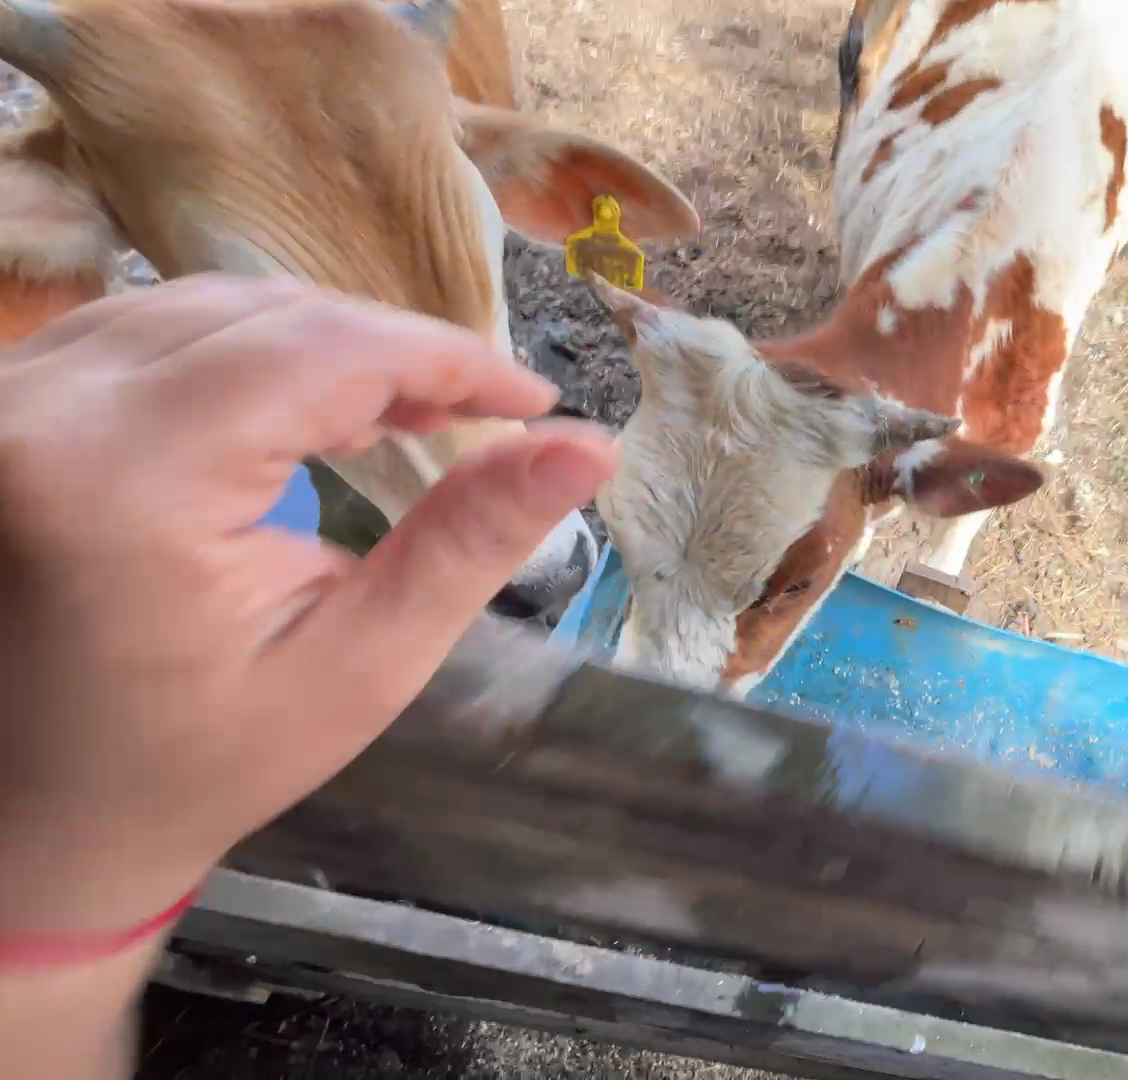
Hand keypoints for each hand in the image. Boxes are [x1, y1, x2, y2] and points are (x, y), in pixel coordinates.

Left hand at [0, 275, 616, 935]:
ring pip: (227, 306)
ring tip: (432, 412)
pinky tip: (338, 407)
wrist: (42, 805)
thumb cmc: (218, 752)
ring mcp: (4, 398)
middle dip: (410, 352)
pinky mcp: (9, 404)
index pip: (325, 355)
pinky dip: (282, 351)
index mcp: (123, 483)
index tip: (538, 401)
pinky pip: (173, 328)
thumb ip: (480, 536)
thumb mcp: (377, 654)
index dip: (451, 361)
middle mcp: (32, 411)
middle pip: (278, 317)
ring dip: (351, 347)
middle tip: (498, 414)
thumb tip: (593, 448)